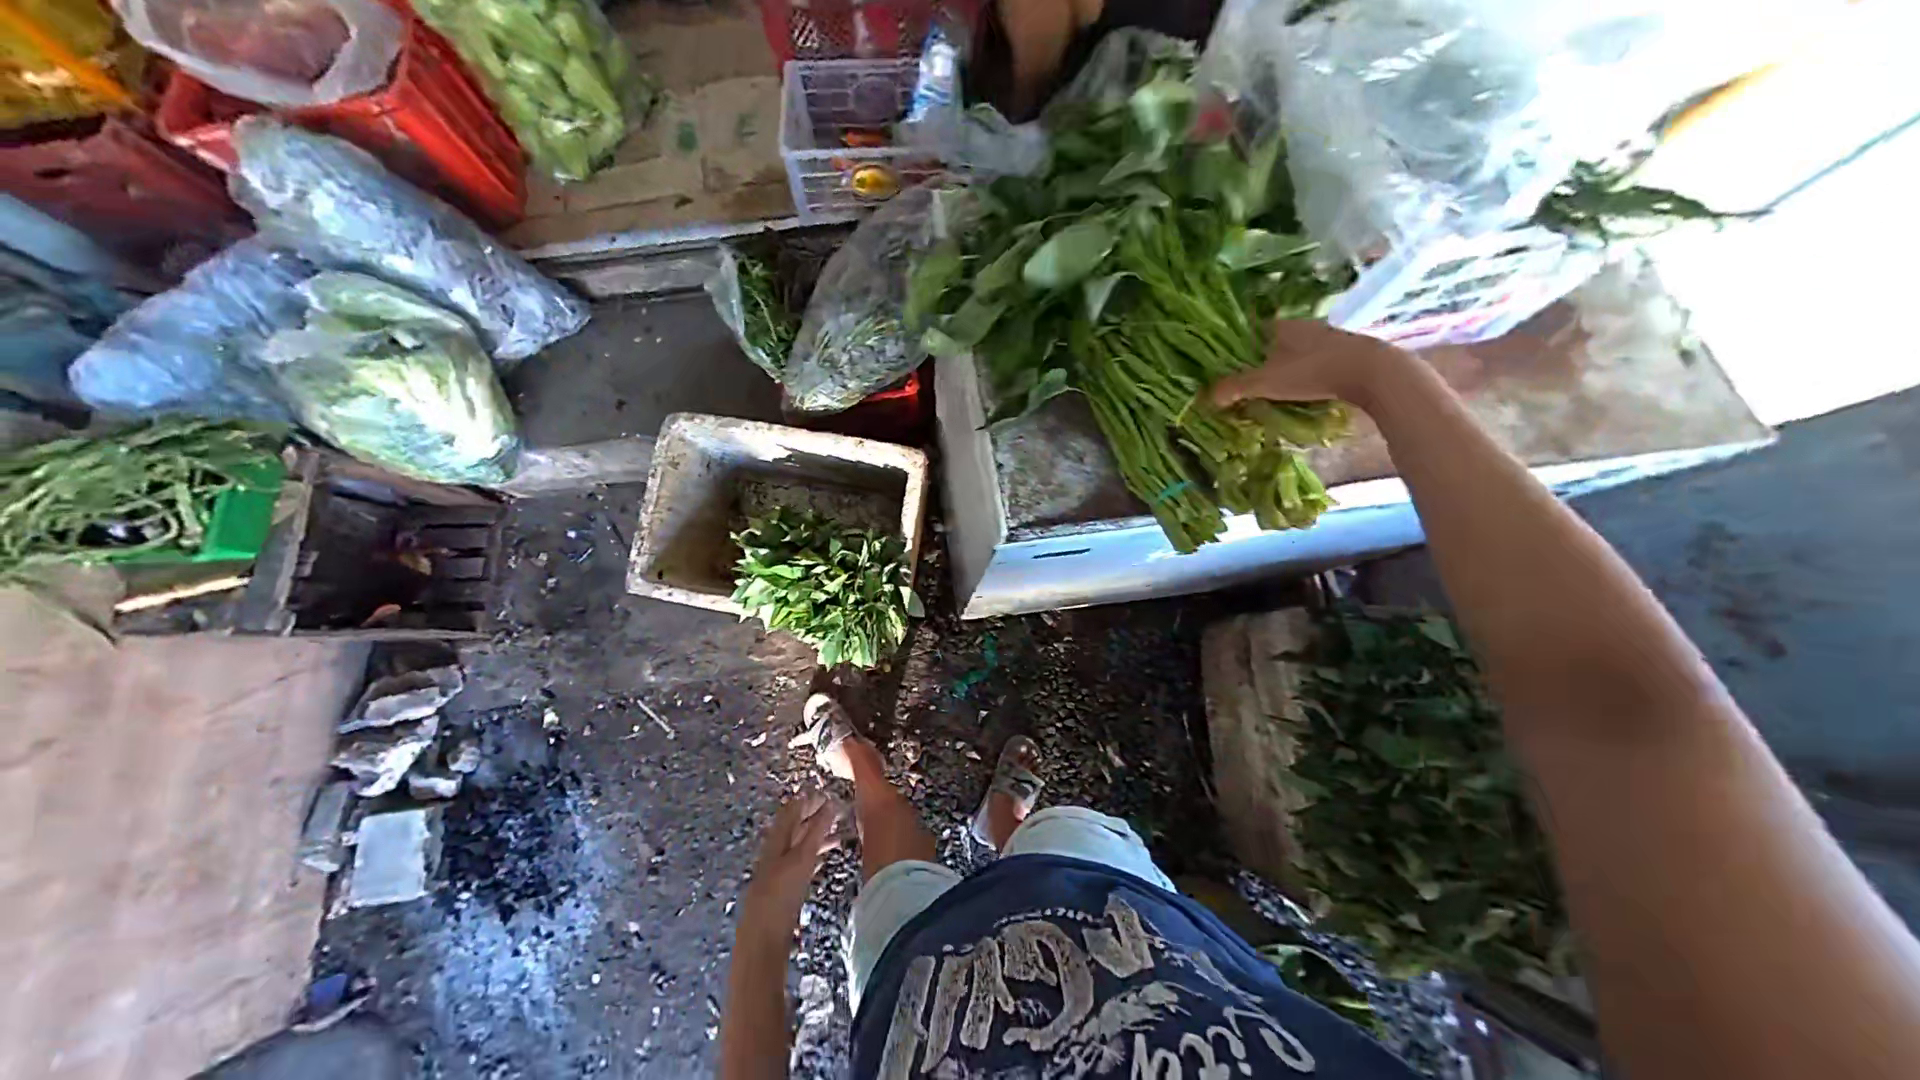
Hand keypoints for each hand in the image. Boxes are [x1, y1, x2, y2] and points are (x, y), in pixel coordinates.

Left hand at [738, 791, 842, 936]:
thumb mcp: (802, 859)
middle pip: (795, 827)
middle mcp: (775, 852)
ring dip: (817, 835)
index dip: (808, 799)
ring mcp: (778, 871)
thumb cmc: (781, 895)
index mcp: (776, 841)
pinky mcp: (784, 889)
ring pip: (800, 845)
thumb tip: (830, 803)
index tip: (828, 793)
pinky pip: (802, 862)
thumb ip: (816, 831)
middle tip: (836, 809)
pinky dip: (815, 854)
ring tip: (839, 831)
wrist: (763, 939)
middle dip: (814, 816)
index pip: (791, 811)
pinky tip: (824, 858)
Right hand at [1209, 320, 1410, 411]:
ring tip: (1271, 392)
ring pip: (1294, 353)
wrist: (1371, 372)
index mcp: (1279, 326)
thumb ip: (1234, 388)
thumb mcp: (1265, 382)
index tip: (1226, 368)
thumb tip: (1204, 397)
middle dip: (1258, 362)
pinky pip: (1313, 363)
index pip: (1249, 332)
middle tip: (1245, 385)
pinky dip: (1303, 376)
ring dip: (1282, 370)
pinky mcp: (1344, 353)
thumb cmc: (1312, 371)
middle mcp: (1302, 326)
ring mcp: (1326, 338)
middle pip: (1271, 344)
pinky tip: (1301, 391)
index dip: (1236, 349)